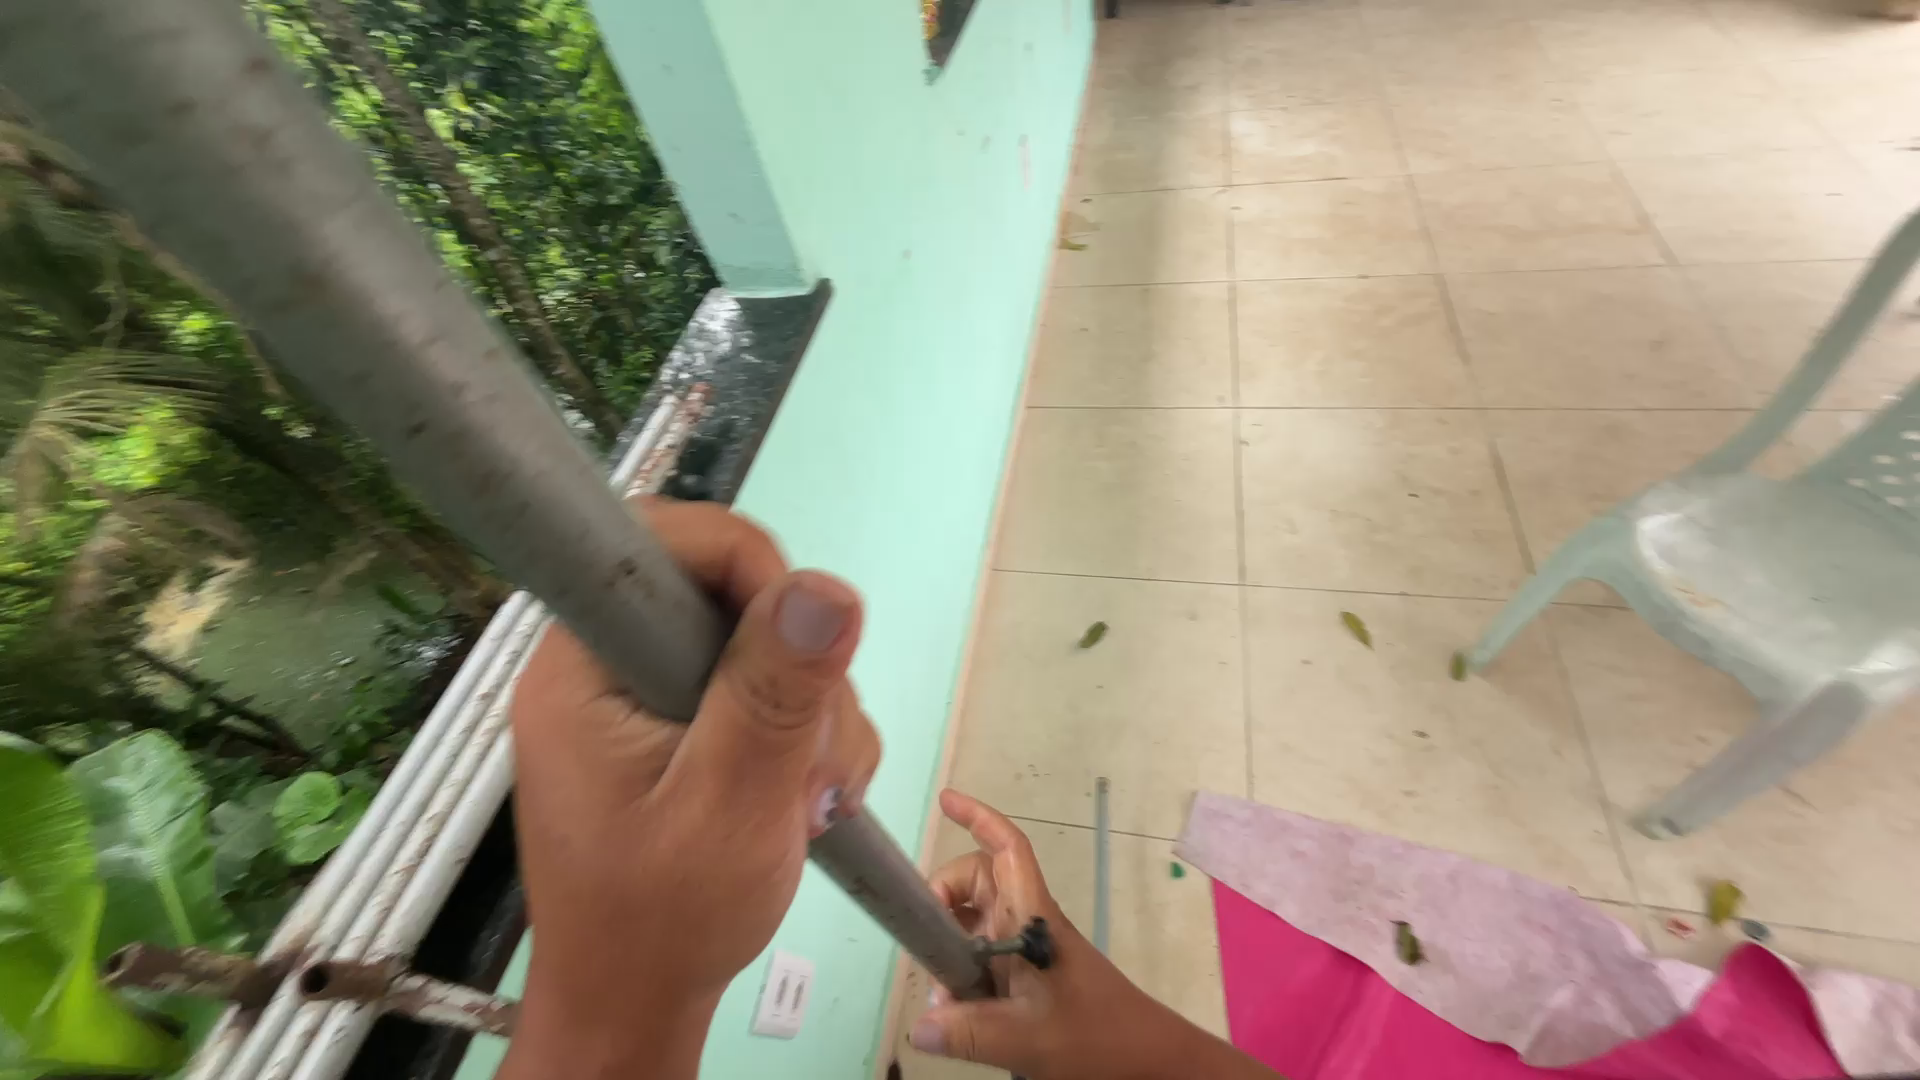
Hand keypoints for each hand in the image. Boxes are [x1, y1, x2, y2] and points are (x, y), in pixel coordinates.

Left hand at [500, 499, 880, 1079]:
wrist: (641, 1002)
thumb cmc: (663, 921)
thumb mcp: (729, 808)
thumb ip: (773, 698)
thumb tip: (829, 589)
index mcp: (588, 663)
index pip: (661, 542)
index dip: (743, 561)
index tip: (803, 639)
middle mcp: (619, 660)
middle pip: (736, 593)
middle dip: (800, 670)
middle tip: (814, 757)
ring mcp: (659, 691)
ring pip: (771, 643)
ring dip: (816, 714)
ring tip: (809, 798)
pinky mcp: (695, 719)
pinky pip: (775, 685)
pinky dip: (812, 734)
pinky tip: (808, 795)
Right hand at [912, 790, 1276, 1079]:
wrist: (1141, 1055)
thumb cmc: (1095, 1033)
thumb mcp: (1028, 1038)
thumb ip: (970, 1033)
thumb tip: (918, 1026)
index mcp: (1031, 913)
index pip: (1007, 849)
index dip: (979, 817)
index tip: (946, 800)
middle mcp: (1024, 918)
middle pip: (976, 880)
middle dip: (945, 897)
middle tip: (926, 942)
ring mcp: (1023, 943)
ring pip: (974, 918)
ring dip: (949, 941)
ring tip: (939, 986)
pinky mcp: (1023, 970)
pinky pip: (980, 952)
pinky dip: (960, 969)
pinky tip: (953, 1007)